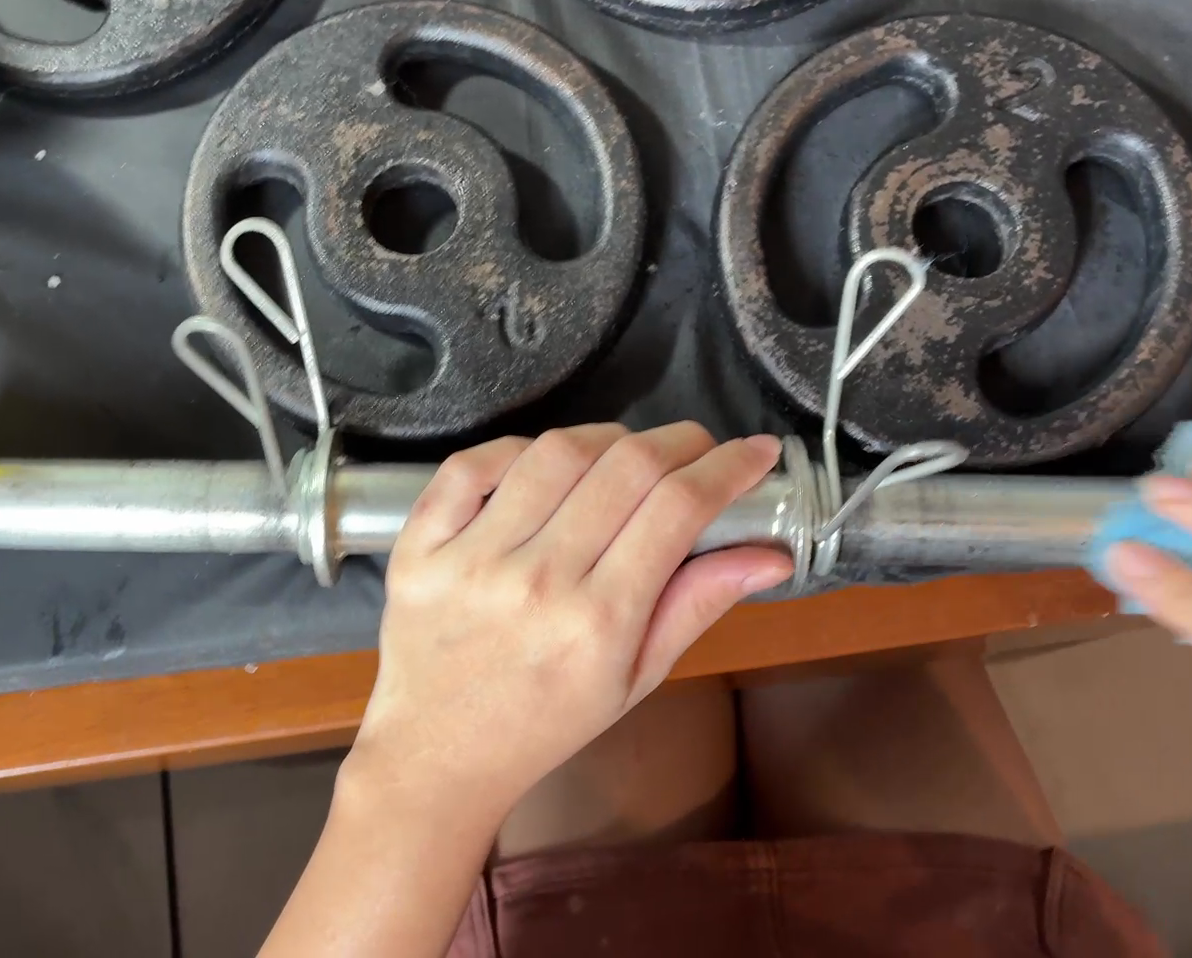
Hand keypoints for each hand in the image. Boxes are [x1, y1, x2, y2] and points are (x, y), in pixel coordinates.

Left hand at [348, 422, 793, 820]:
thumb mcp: (635, 679)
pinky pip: (471, 465)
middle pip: (625, 467)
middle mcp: (536, 578)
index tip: (755, 452)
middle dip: (681, 441)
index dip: (729, 466)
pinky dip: (517, 448)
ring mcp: (470, 557)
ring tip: (624, 455)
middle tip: (697, 448)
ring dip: (606, 438)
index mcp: (599, 620)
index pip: (678, 507)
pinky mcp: (419, 544)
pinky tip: (542, 465)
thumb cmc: (545, 722)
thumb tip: (772, 554)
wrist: (437, 752)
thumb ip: (697, 606)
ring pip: (556, 453)